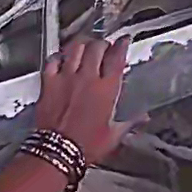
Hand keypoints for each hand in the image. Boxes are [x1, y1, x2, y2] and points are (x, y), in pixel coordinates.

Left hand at [34, 37, 134, 164]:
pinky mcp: (49, 82)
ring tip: (84, 45)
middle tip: (104, 46)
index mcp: (106, 89)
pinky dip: (58, 56)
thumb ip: (130, 123)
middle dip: (102, 43)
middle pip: (96, 47)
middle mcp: (87, 78)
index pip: (116, 58)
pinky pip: (53, 60)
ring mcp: (66, 77)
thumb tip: (143, 118)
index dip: (121, 45)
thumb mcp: (113, 136)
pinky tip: (61, 58)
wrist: (58, 151)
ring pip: (75, 48)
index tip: (123, 40)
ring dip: (82, 44)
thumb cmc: (86, 146)